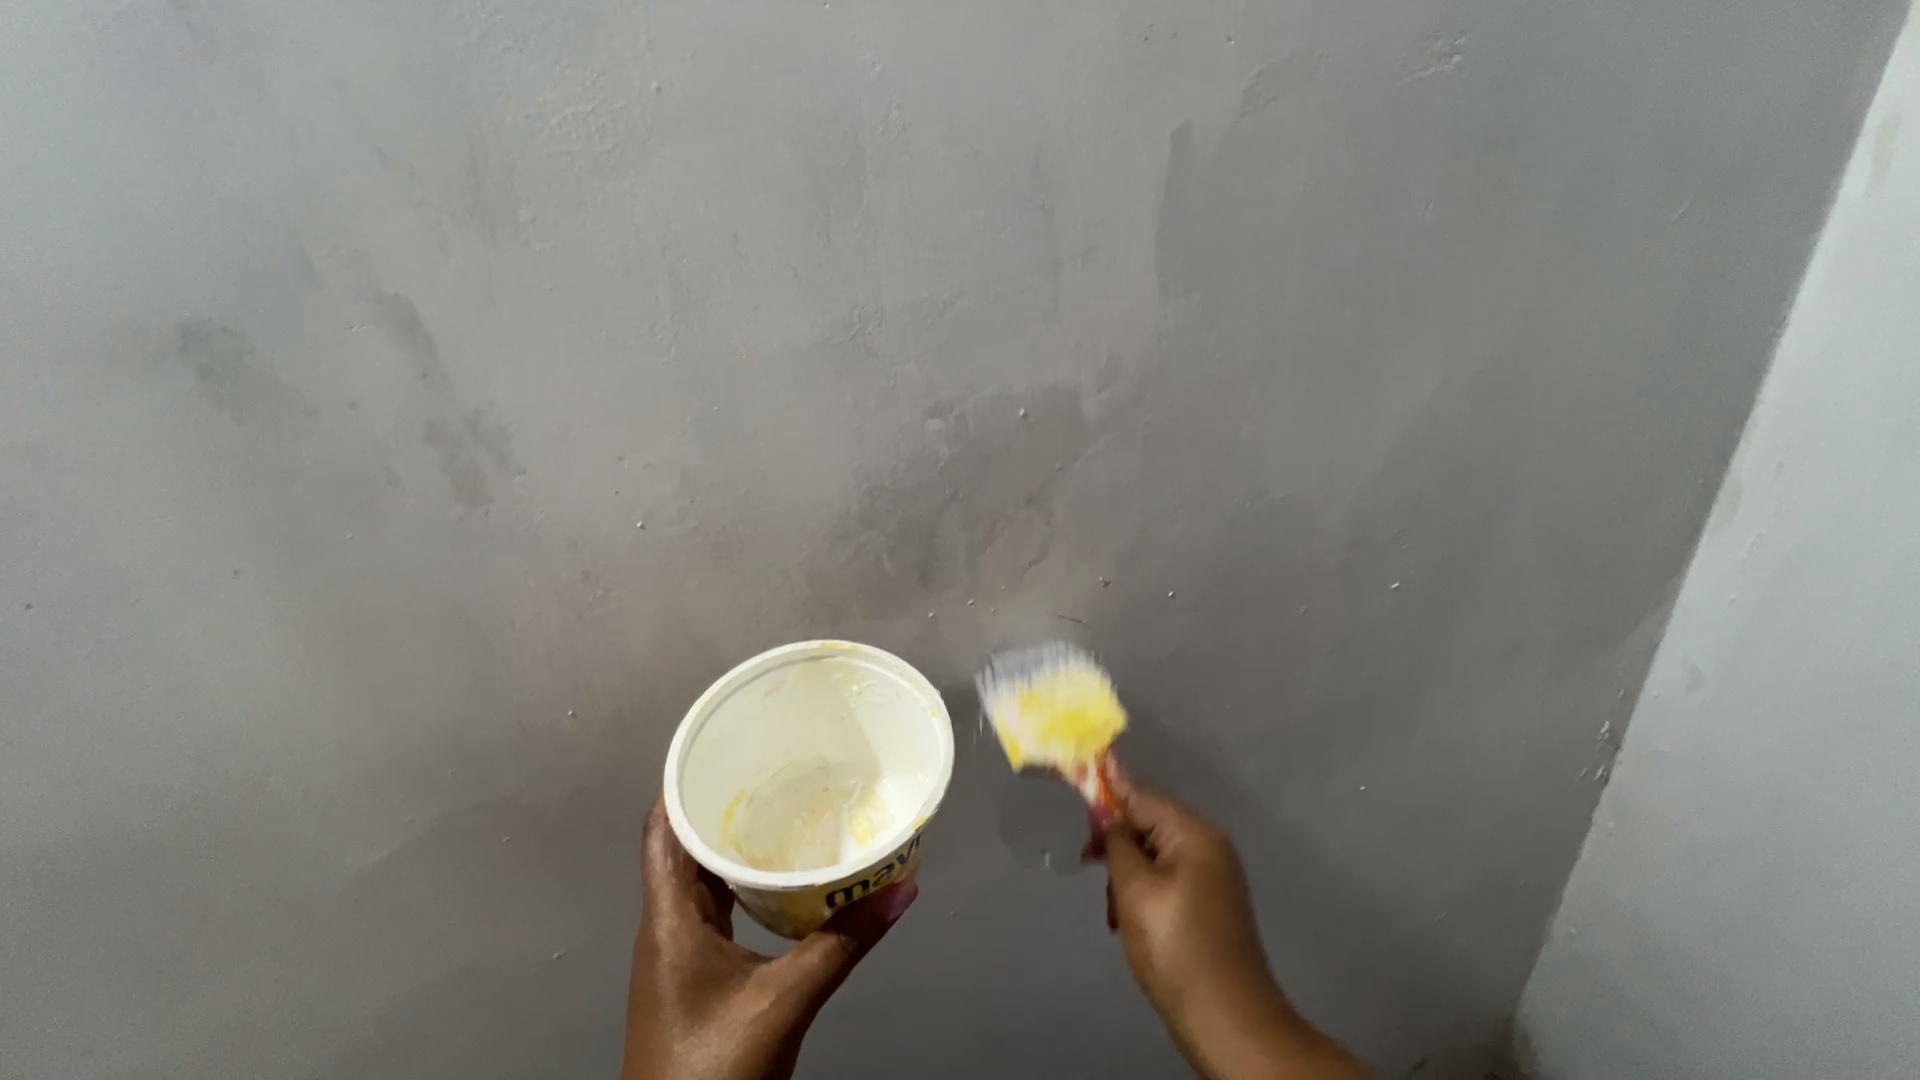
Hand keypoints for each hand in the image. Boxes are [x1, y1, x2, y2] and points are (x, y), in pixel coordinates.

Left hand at [623, 796, 916, 1079]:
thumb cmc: (713, 1069)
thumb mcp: (785, 1003)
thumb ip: (844, 944)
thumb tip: (902, 888)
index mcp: (668, 918)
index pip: (662, 829)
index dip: (683, 781)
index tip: (725, 744)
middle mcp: (664, 925)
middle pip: (680, 845)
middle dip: (718, 803)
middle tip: (770, 767)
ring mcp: (676, 952)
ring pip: (696, 877)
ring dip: (729, 842)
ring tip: (779, 806)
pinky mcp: (692, 973)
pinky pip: (713, 907)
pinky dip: (739, 881)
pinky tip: (778, 877)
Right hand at [1101, 778, 1366, 1079]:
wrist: (1225, 1017)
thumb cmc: (1174, 944)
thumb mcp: (1134, 888)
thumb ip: (1117, 842)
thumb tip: (1108, 814)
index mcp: (1194, 834)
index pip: (1142, 796)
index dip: (1107, 795)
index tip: (1076, 797)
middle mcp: (1209, 847)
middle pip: (1149, 824)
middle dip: (1117, 844)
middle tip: (1090, 865)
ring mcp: (1213, 877)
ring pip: (1154, 856)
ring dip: (1127, 875)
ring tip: (1115, 912)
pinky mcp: (1210, 904)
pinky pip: (1167, 880)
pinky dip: (1144, 894)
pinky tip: (1130, 923)